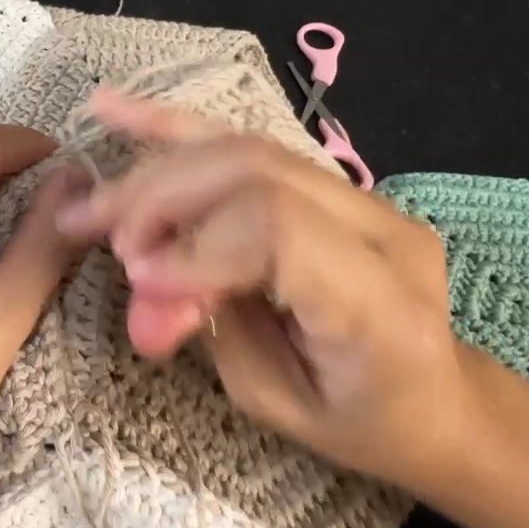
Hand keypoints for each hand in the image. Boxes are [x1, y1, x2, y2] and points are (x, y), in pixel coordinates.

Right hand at [54, 89, 479, 488]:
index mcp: (381, 303)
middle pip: (250, 171)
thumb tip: (139, 288)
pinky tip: (113, 108)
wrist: (434, 395)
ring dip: (154, 169)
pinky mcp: (327, 177)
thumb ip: (208, 329)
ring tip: (94, 201)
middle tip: (103, 240)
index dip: (193, 246)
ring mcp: (359, 192)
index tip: (139, 278)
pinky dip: (174, 127)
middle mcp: (380, 228)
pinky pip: (246, 139)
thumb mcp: (275, 401)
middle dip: (158, 200)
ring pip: (239, 148)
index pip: (277, 229)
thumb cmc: (359, 418)